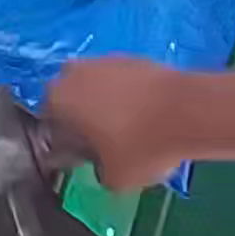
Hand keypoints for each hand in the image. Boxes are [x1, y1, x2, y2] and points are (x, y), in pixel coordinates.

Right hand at [47, 57, 191, 188]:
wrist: (186, 111)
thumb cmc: (140, 146)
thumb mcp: (115, 179)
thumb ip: (98, 173)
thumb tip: (102, 168)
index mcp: (57, 99)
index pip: (48, 121)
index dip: (65, 140)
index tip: (84, 155)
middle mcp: (70, 72)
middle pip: (69, 99)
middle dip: (82, 117)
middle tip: (104, 141)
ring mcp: (99, 60)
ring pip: (93, 86)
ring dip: (104, 103)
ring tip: (130, 129)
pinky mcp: (127, 56)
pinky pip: (117, 79)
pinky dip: (126, 94)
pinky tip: (145, 114)